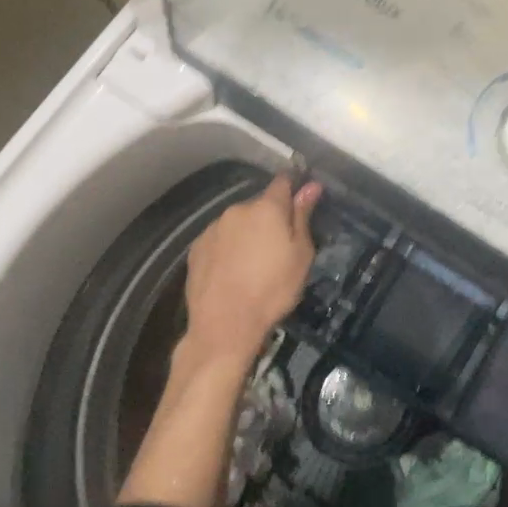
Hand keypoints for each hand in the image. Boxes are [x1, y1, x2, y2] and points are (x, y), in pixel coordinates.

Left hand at [181, 172, 322, 362]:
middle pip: (259, 205)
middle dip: (270, 218)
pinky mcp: (196, 248)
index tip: (300, 201)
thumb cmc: (273, 289)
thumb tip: (311, 185)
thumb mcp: (301, 255)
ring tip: (253, 263)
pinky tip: (232, 271)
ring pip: (238, 222)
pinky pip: (219, 239)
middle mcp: (237, 210)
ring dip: (248, 233)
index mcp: (267, 208)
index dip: (293, 187)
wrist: (224, 324)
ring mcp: (213, 228)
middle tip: (279, 246)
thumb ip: (303, 216)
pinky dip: (228, 247)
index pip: (282, 182)